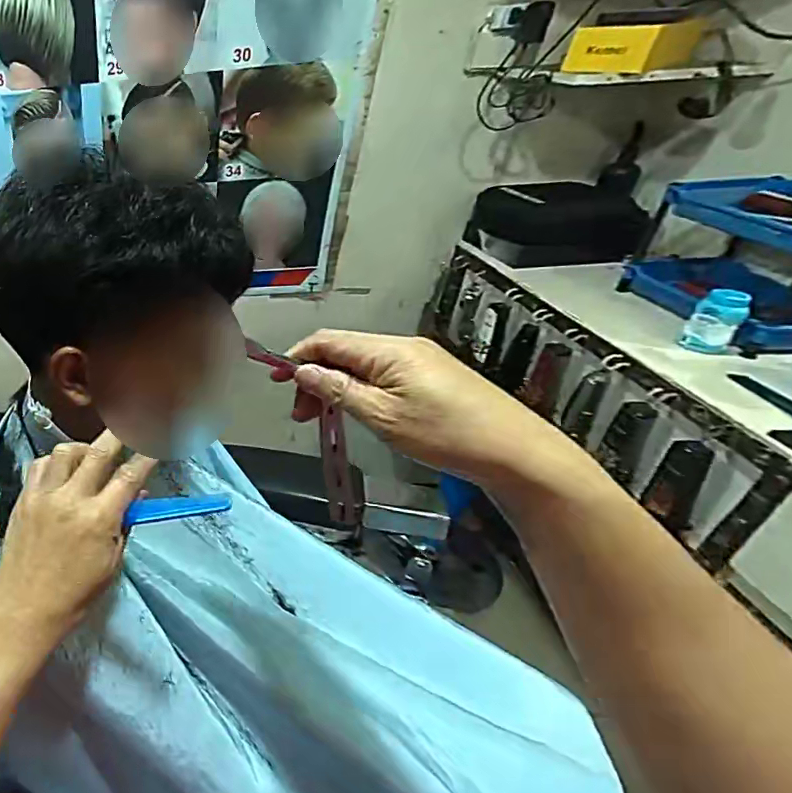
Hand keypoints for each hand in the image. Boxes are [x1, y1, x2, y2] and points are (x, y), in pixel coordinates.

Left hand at [0, 430, 156, 653]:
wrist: (23, 611)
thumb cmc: (75, 596)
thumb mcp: (111, 564)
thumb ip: (124, 525)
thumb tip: (136, 496)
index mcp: (98, 519)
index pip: (129, 476)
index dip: (146, 456)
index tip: (155, 442)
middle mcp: (71, 499)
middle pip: (98, 452)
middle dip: (118, 435)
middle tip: (129, 426)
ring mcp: (44, 496)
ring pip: (66, 451)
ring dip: (84, 448)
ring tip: (92, 456)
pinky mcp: (24, 499)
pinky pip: (40, 465)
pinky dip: (56, 461)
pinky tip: (63, 470)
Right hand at [279, 330, 609, 505]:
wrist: (514, 451)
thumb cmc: (449, 434)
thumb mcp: (382, 417)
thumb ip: (339, 390)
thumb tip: (304, 371)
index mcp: (388, 350)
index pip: (328, 341)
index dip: (296, 357)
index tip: (276, 380)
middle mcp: (403, 346)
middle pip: (343, 350)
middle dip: (314, 376)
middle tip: (302, 414)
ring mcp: (420, 360)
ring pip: (362, 363)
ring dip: (336, 385)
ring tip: (325, 417)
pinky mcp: (432, 376)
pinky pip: (383, 373)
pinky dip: (360, 388)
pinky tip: (359, 411)